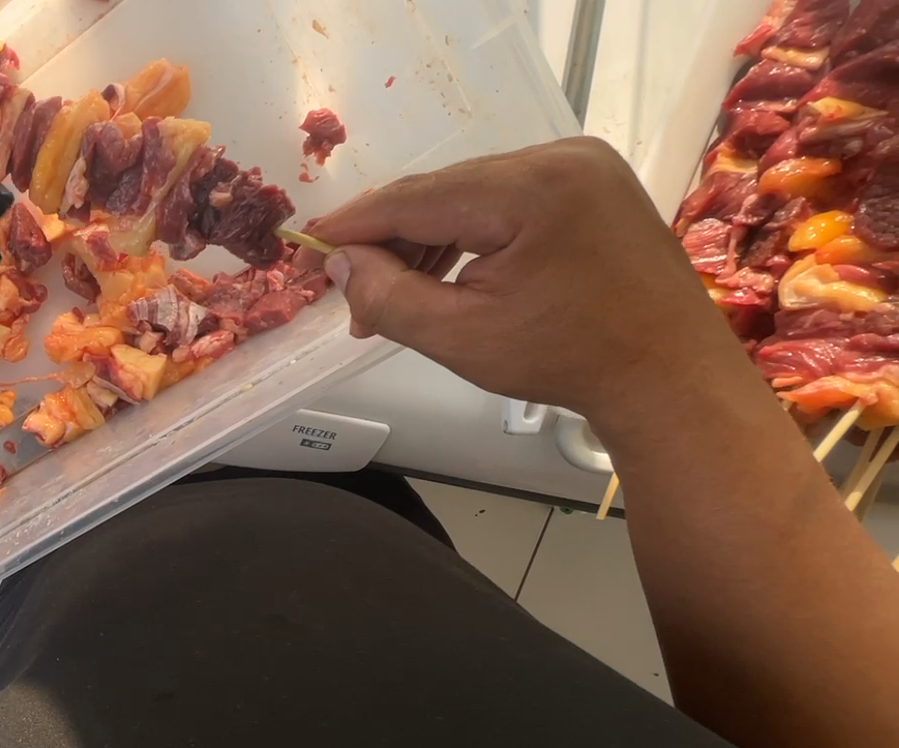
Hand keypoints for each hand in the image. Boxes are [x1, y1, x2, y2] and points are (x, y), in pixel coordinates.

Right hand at [313, 137, 755, 430]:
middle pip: (433, 193)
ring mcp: (575, 167)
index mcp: (529, 189)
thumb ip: (384, 294)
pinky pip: (493, 202)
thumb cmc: (560, 358)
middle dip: (382, 244)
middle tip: (346, 298)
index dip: (349, 226)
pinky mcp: (582, 185)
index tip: (303, 250)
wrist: (662, 370)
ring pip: (459, 198)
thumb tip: (338, 264)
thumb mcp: (454, 335)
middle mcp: (555, 157)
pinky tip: (434, 278)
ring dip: (415, 245)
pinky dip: (454, 238)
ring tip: (387, 302)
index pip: (410, 199)